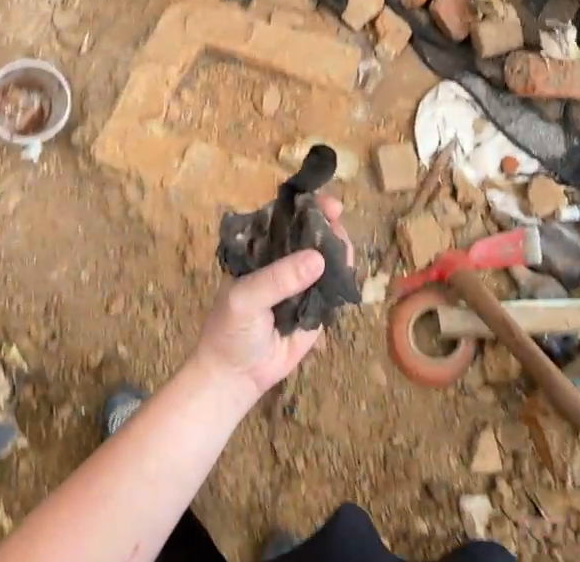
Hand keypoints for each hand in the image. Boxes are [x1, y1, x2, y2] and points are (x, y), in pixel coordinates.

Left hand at [192, 197, 352, 398]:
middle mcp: (283, 261)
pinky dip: (344, 276)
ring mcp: (302, 283)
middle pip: (311, 234)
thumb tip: (318, 259)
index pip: (284, 220)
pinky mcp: (318, 305)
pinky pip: (335, 286)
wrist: (237, 375)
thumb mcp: (245, 299)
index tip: (325, 204)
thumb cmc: (230, 330)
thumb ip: (278, 279)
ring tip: (344, 249)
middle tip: (338, 222)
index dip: (305, 208)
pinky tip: (349, 271)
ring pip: (327, 258)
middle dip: (327, 224)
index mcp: (259, 250)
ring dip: (339, 249)